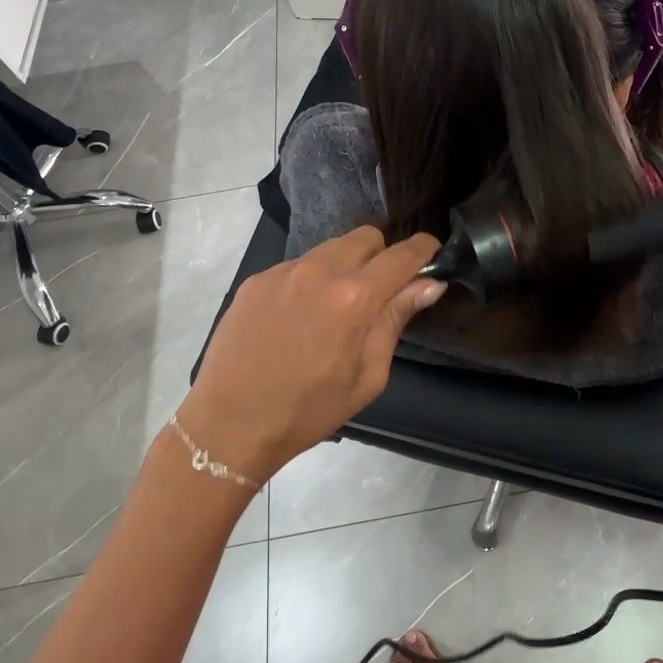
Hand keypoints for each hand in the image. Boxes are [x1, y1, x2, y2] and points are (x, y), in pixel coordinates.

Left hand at [175, 227, 444, 484]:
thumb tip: (429, 284)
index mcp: (354, 298)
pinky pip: (296, 267)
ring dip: (344, 267)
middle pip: (366, 237)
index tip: (433, 255)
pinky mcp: (256, 281)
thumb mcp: (367, 375)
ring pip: (330, 249)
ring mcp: (283, 272)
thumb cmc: (308, 411)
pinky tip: (298, 320)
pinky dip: (309, 282)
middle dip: (381, 256)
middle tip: (379, 292)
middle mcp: (319, 271)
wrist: (229, 425)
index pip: (402, 255)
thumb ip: (396, 320)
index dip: (424, 250)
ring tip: (334, 309)